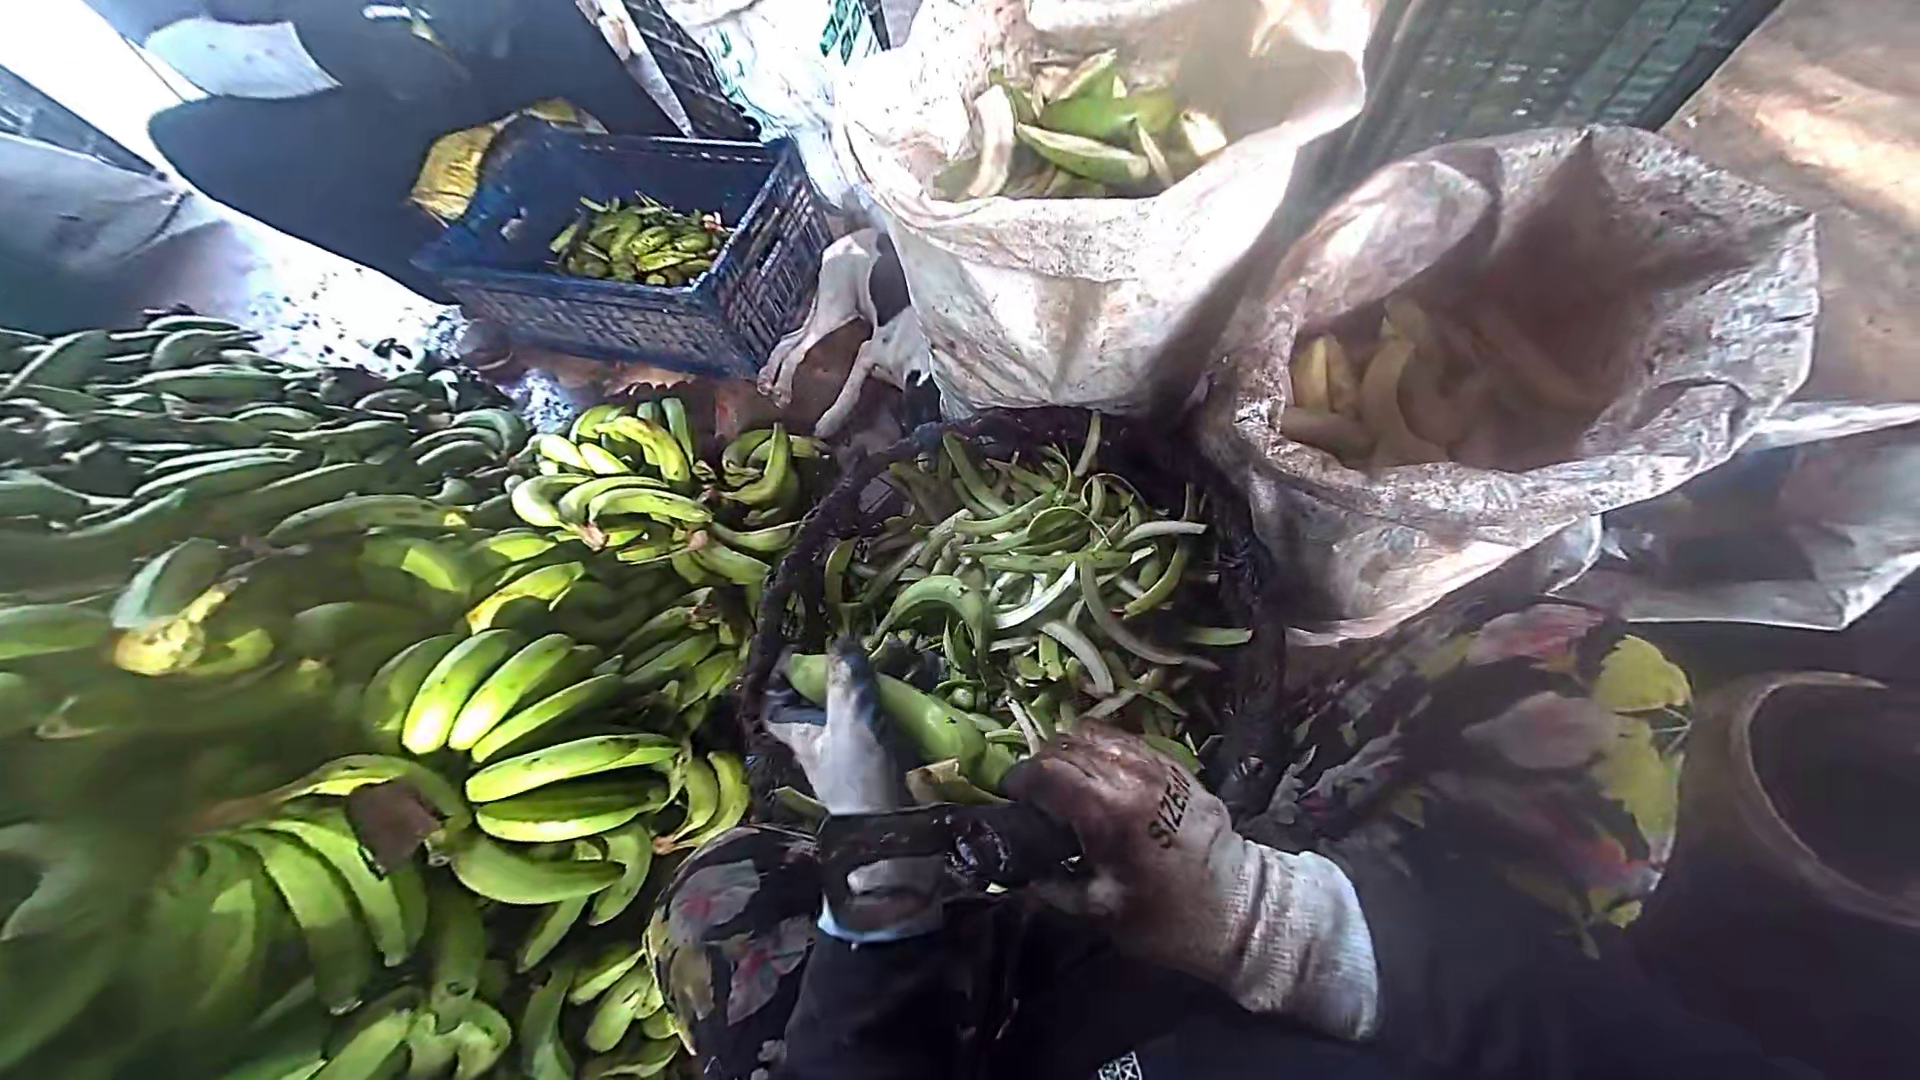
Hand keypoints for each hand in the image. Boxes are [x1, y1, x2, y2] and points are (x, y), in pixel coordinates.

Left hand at [765, 643, 940, 939]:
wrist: (897, 833)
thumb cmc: (860, 779)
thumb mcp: (848, 724)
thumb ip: (844, 682)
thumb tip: (840, 640)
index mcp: (804, 736)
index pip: (777, 707)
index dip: (779, 680)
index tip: (794, 651)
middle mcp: (828, 740)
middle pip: (824, 698)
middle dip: (840, 669)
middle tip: (859, 644)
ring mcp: (860, 747)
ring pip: (861, 703)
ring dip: (878, 678)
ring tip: (901, 653)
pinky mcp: (889, 753)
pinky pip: (892, 715)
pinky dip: (903, 696)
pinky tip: (922, 680)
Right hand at [1006, 724, 1381, 1038]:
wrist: (1241, 910)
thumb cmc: (1167, 918)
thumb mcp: (1100, 912)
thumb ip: (1052, 886)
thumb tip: (1019, 870)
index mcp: (1107, 811)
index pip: (1046, 772)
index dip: (1020, 779)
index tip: (1011, 794)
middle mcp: (1127, 774)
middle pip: (1064, 745)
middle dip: (1042, 764)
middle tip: (1039, 791)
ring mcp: (1152, 762)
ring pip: (1092, 732)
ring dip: (1070, 750)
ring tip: (1069, 778)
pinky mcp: (1171, 761)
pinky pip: (1122, 738)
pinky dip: (1100, 748)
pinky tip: (1101, 774)